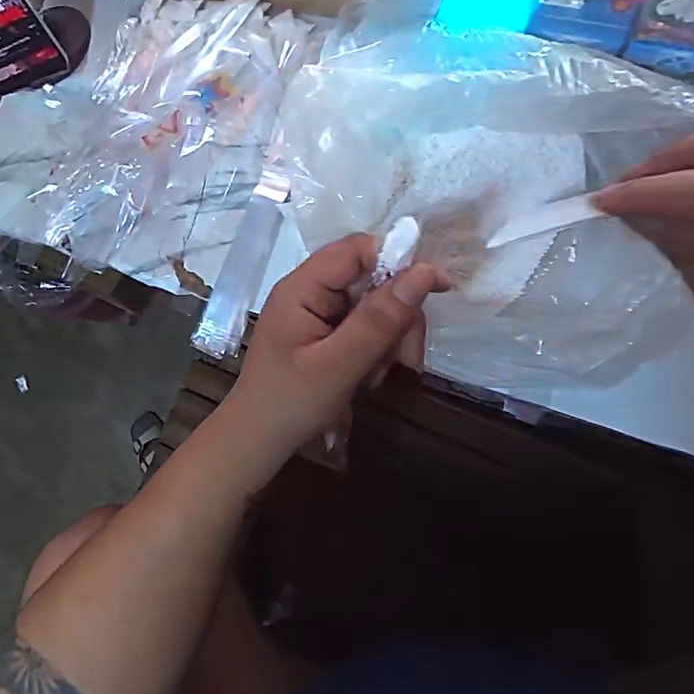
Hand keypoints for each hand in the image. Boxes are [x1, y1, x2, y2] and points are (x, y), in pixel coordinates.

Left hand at [219, 234, 447, 462]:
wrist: (256, 443)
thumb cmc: (289, 404)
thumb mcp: (339, 365)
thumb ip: (379, 320)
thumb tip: (423, 272)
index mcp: (302, 287)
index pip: (357, 250)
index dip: (399, 260)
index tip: (437, 288)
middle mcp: (310, 291)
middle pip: (372, 278)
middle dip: (397, 316)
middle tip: (406, 360)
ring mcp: (317, 312)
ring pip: (375, 305)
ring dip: (390, 338)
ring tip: (380, 377)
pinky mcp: (326, 333)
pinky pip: (366, 326)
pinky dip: (378, 349)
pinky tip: (371, 377)